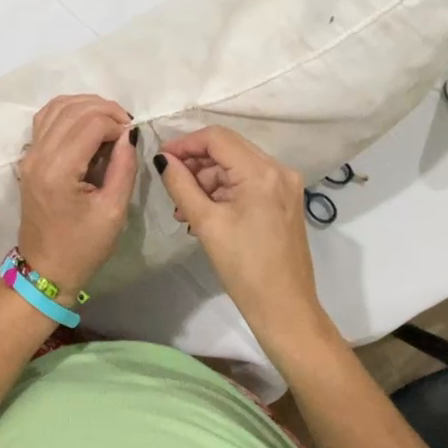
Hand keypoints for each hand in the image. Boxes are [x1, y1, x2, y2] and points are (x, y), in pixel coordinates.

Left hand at [17, 95, 138, 296]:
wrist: (44, 269)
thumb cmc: (83, 247)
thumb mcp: (114, 211)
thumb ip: (123, 167)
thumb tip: (128, 134)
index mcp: (58, 170)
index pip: (90, 123)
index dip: (116, 122)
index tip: (132, 136)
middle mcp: (38, 155)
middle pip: (73, 109)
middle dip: (104, 109)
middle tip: (126, 126)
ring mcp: (29, 154)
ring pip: (56, 107)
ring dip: (86, 105)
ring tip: (109, 120)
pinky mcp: (28, 157)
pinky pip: (45, 118)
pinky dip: (68, 111)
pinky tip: (86, 121)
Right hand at [155, 126, 323, 344]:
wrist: (285, 309)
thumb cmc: (244, 267)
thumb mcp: (206, 223)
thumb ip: (181, 184)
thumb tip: (163, 160)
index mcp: (261, 172)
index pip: (217, 138)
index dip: (185, 143)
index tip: (161, 160)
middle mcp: (279, 170)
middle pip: (228, 148)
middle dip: (196, 164)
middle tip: (172, 186)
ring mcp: (285, 185)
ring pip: (236, 166)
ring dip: (208, 180)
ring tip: (185, 210)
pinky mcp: (285, 200)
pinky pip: (248, 181)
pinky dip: (225, 191)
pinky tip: (206, 214)